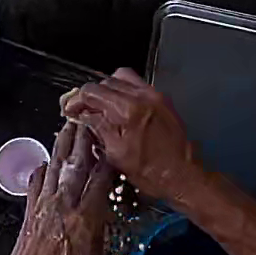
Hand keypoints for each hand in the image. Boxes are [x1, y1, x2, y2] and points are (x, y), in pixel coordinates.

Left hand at [0, 120, 115, 254]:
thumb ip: (99, 238)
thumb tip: (100, 226)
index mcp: (86, 219)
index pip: (102, 178)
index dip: (109, 159)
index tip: (115, 144)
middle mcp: (63, 207)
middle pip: (76, 164)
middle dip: (83, 139)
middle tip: (88, 119)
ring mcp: (43, 208)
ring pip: (55, 168)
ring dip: (62, 147)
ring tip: (67, 129)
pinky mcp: (29, 214)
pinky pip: (36, 185)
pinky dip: (42, 171)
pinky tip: (44, 163)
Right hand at [61, 69, 203, 203]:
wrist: (184, 176)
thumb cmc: (151, 171)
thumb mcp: (116, 153)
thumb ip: (98, 127)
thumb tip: (83, 114)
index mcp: (128, 110)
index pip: (93, 91)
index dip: (77, 100)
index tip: (71, 110)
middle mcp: (142, 96)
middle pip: (106, 81)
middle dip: (91, 95)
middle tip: (84, 111)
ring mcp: (155, 96)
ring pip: (122, 78)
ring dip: (108, 90)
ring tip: (102, 108)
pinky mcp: (163, 100)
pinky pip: (137, 85)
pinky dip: (124, 92)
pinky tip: (120, 110)